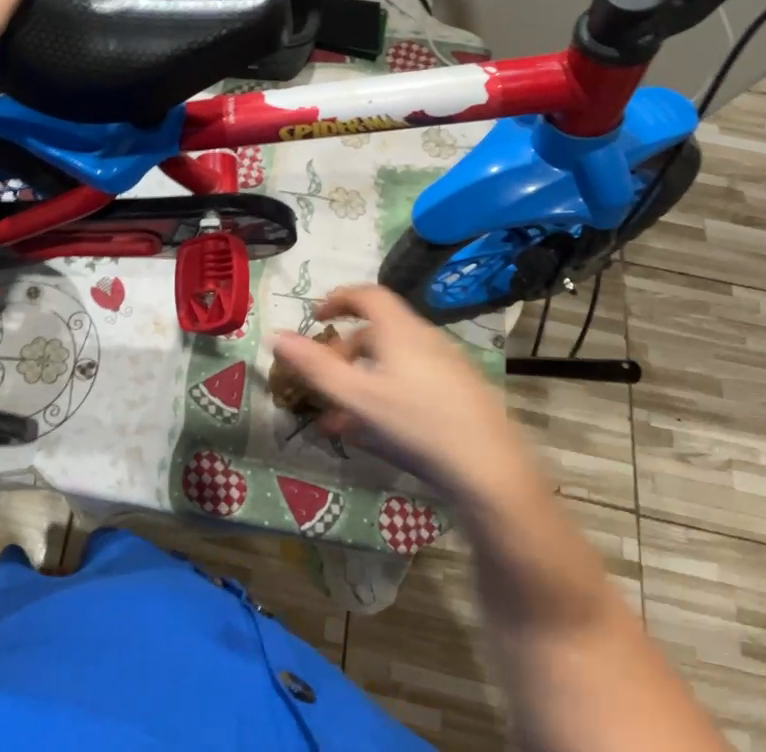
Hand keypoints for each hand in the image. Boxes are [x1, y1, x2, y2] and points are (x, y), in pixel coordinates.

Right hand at [272, 285, 530, 499]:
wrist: (489, 469)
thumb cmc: (416, 425)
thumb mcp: (356, 397)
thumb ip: (315, 366)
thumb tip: (276, 336)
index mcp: (402, 332)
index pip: (368, 295)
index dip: (338, 298)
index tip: (316, 315)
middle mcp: (428, 340)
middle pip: (381, 330)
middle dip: (347, 347)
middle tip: (326, 372)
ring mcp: (450, 367)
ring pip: (397, 359)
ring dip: (365, 375)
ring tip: (344, 409)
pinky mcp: (463, 394)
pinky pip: (414, 381)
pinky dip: (387, 392)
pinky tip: (376, 429)